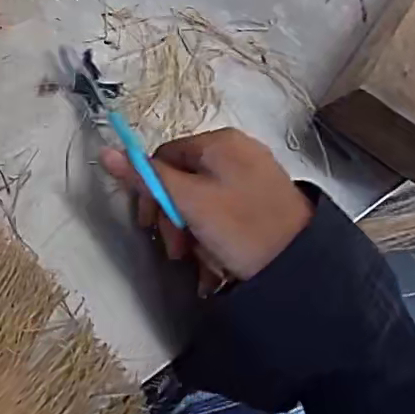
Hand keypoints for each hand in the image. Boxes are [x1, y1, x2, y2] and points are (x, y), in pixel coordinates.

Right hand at [100, 128, 310, 281]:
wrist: (308, 271)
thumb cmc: (242, 227)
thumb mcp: (186, 201)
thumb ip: (144, 176)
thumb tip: (105, 151)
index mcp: (220, 142)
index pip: (162, 158)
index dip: (149, 191)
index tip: (148, 223)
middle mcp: (238, 151)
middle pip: (181, 179)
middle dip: (172, 216)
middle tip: (175, 247)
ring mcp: (254, 176)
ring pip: (200, 198)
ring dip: (190, 229)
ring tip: (198, 258)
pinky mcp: (265, 200)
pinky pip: (223, 210)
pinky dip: (214, 232)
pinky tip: (217, 257)